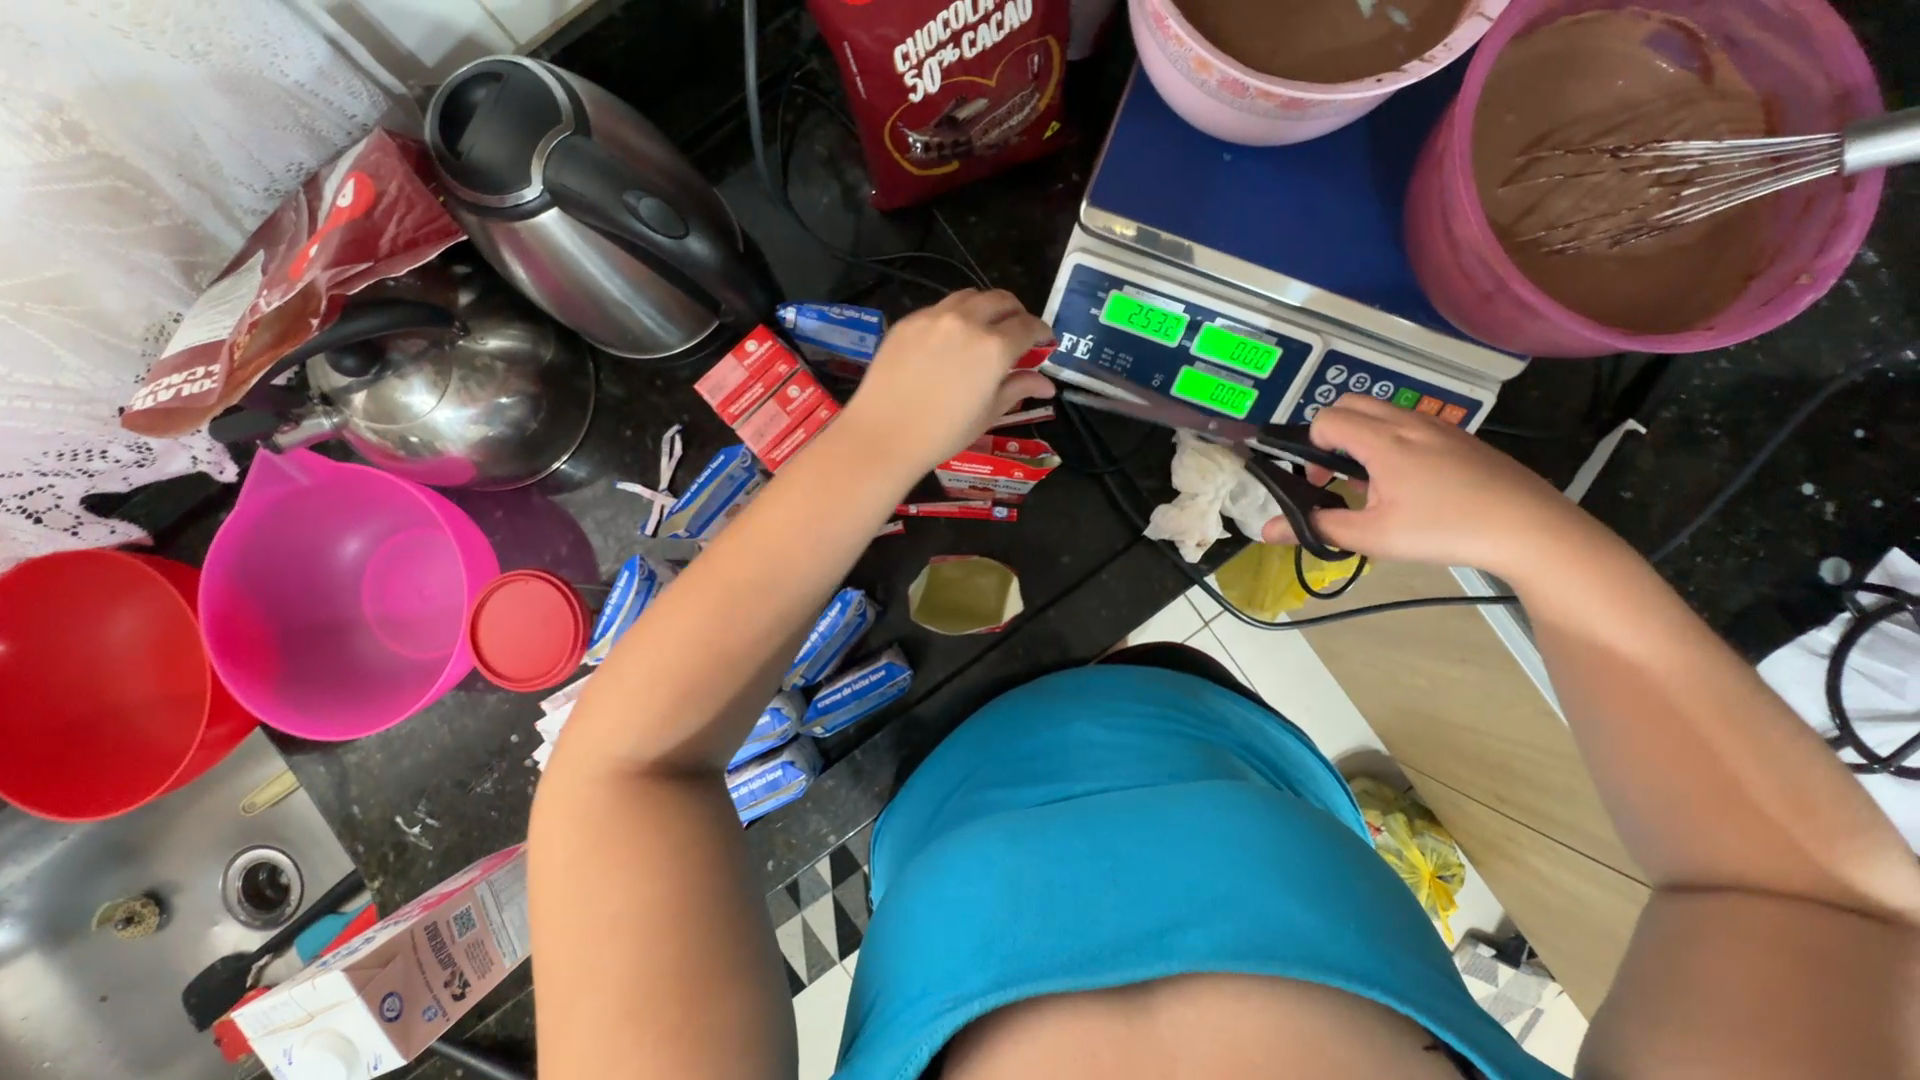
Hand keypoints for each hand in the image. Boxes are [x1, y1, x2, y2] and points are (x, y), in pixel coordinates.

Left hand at [839, 290, 1055, 472]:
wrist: (883, 435)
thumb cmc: (943, 433)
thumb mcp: (988, 413)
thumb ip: (1018, 389)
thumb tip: (1047, 384)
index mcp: (994, 347)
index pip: (1028, 326)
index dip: (1042, 332)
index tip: (1045, 341)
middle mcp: (967, 322)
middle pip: (1001, 300)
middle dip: (1016, 312)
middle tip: (1018, 331)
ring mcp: (934, 317)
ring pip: (969, 297)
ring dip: (985, 307)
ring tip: (985, 329)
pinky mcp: (908, 321)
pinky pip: (939, 308)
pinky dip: (954, 317)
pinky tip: (950, 340)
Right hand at [1262, 394, 1605, 576]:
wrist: (1527, 527)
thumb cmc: (1443, 529)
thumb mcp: (1374, 537)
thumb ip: (1318, 528)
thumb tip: (1266, 530)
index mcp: (1382, 440)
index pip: (1326, 419)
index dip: (1310, 448)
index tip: (1319, 484)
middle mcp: (1407, 422)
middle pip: (1352, 404)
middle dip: (1332, 433)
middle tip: (1337, 476)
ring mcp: (1438, 427)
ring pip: (1383, 413)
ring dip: (1363, 437)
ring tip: (1374, 483)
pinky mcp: (1460, 438)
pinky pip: (1411, 425)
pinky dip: (1394, 441)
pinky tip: (1412, 485)